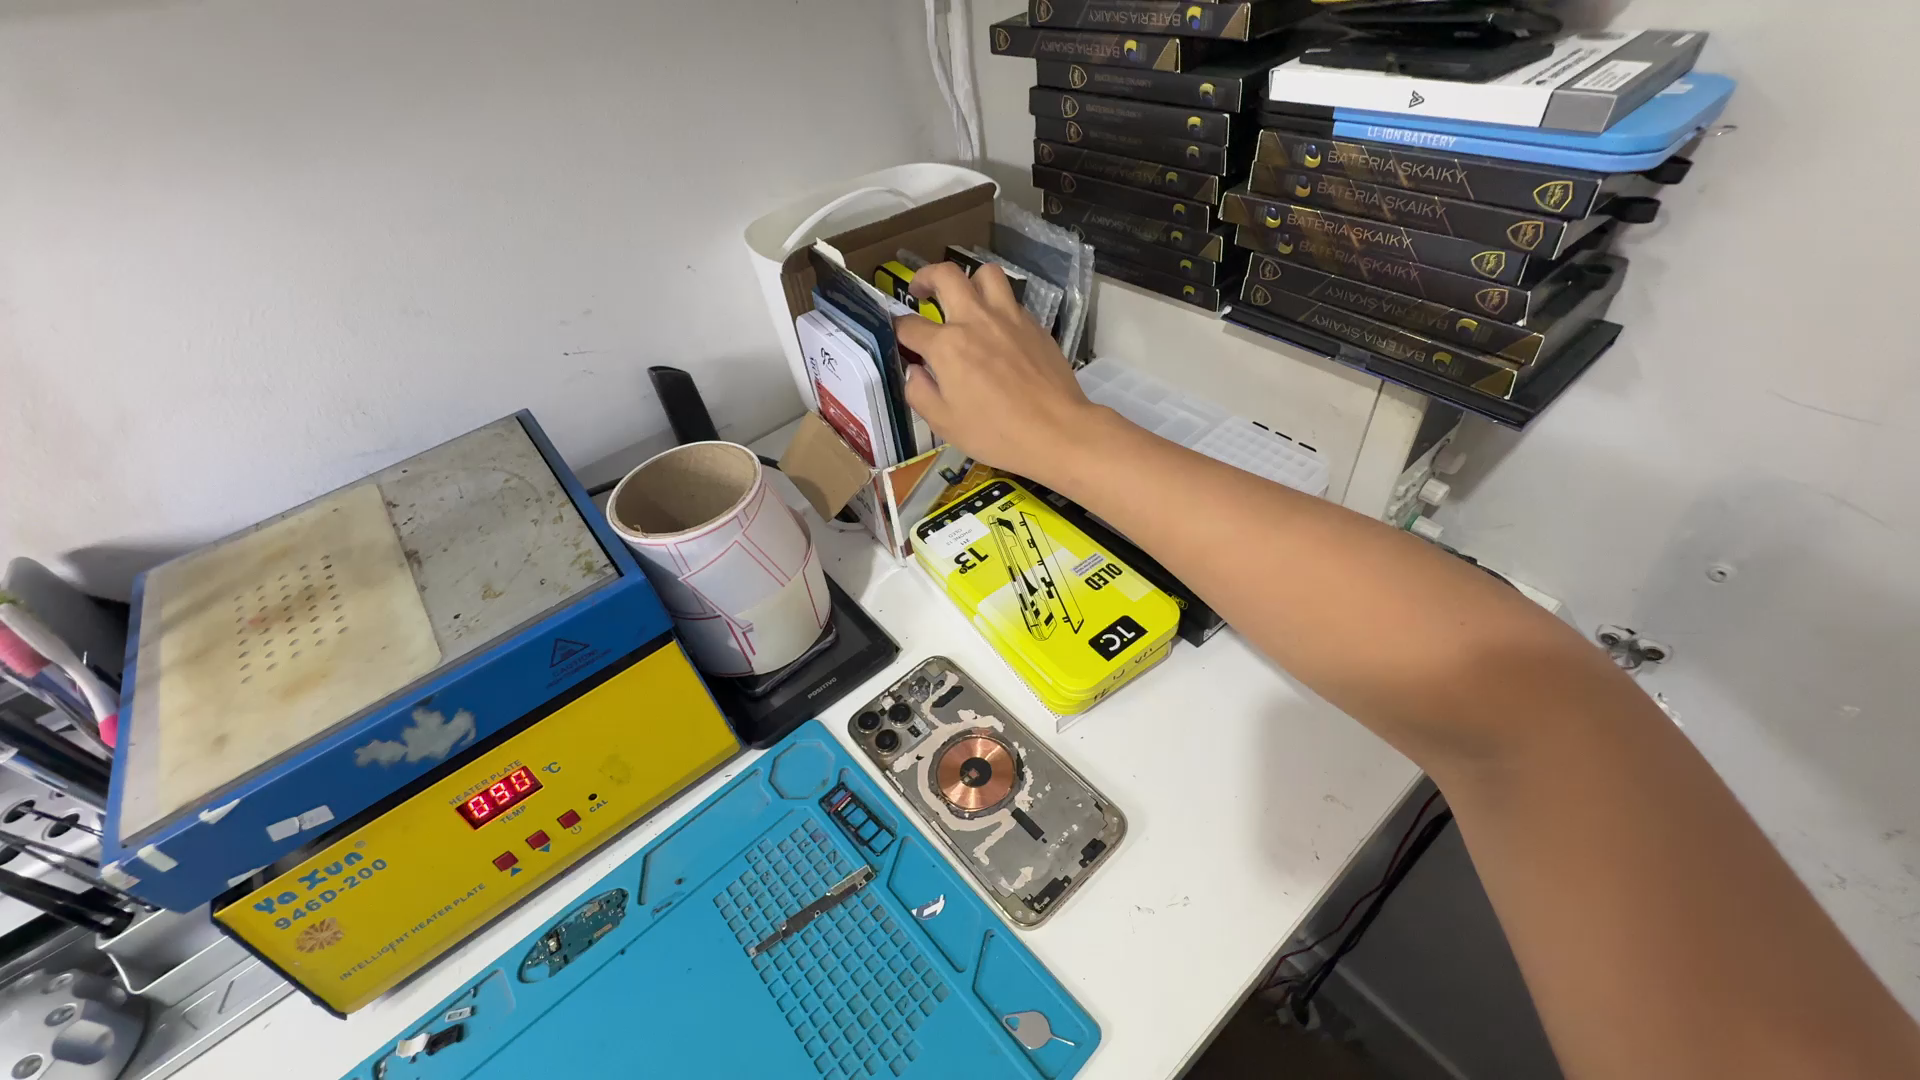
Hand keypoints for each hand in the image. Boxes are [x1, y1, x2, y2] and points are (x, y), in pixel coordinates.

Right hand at [894, 262, 1109, 485]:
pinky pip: (1011, 300)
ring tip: (965, 299)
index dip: (897, 329)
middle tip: (920, 291)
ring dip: (969, 281)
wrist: (1057, 431)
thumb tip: (914, 372)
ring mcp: (1009, 318)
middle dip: (925, 276)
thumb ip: (920, 393)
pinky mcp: (1034, 325)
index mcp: (947, 345)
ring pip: (986, 274)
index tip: (898, 336)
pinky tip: (997, 330)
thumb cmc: (996, 434)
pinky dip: (997, 306)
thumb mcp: (944, 423)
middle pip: (946, 275)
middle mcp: (976, 320)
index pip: (909, 325)